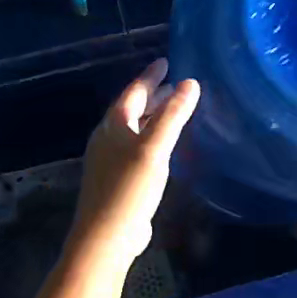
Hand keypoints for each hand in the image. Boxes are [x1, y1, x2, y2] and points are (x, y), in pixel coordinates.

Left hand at [68, 59, 200, 267]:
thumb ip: (172, 115)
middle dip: (152, 96)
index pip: (133, 91)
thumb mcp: (154, 148)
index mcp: (113, 125)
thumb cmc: (129, 188)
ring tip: (173, 111)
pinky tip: (163, 148)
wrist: (106, 236)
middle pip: (131, 109)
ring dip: (152, 118)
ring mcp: (109, 160)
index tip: (165, 62)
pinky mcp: (116, 180)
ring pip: (133, 130)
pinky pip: (135, 149)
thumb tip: (190, 83)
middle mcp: (107, 138)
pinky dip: (150, 139)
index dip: (150, 76)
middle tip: (174, 85)